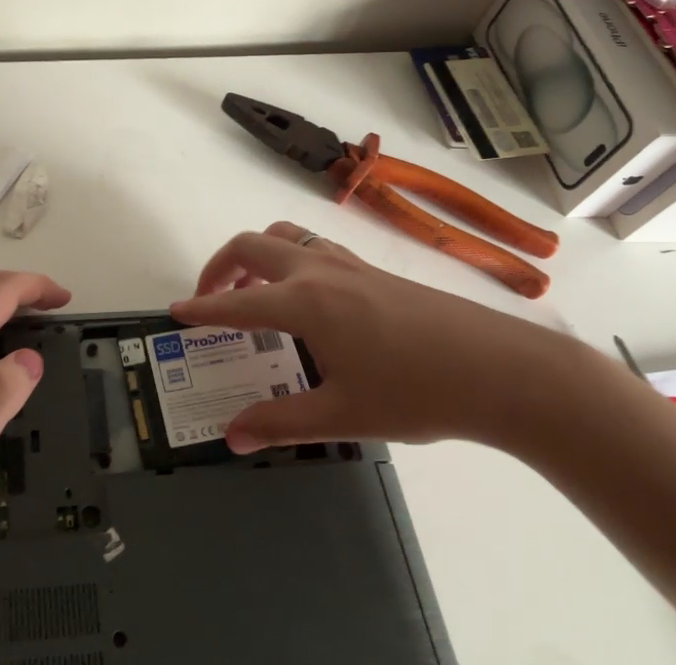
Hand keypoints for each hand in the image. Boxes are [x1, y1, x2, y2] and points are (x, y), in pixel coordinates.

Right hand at [172, 222, 576, 452]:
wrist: (500, 370)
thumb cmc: (416, 393)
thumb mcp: (342, 415)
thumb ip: (279, 422)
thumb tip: (233, 437)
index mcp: (303, 302)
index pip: (235, 302)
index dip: (200, 309)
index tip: (175, 312)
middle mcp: (320, 270)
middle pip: (251, 246)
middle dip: (219, 268)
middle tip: (207, 301)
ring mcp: (350, 264)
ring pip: (286, 237)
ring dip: (256, 256)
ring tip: (252, 294)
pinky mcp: (374, 270)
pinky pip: (315, 246)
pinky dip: (289, 258)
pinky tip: (305, 299)